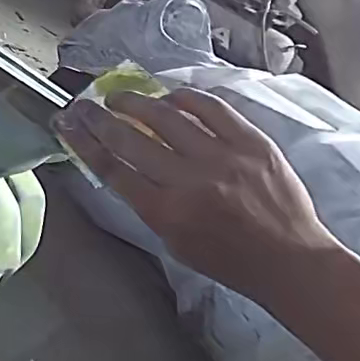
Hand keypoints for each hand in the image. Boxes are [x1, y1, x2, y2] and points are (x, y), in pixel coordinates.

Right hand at [53, 89, 339, 301]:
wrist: (293, 264)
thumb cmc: (226, 258)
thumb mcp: (170, 239)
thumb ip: (143, 200)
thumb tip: (116, 161)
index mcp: (165, 212)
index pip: (110, 166)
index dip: (81, 140)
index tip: (66, 123)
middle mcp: (190, 182)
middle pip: (128, 137)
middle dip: (97, 116)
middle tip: (84, 104)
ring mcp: (223, 159)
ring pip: (164, 115)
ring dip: (134, 101)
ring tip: (119, 96)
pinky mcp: (252, 144)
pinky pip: (210, 108)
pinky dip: (183, 97)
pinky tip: (168, 96)